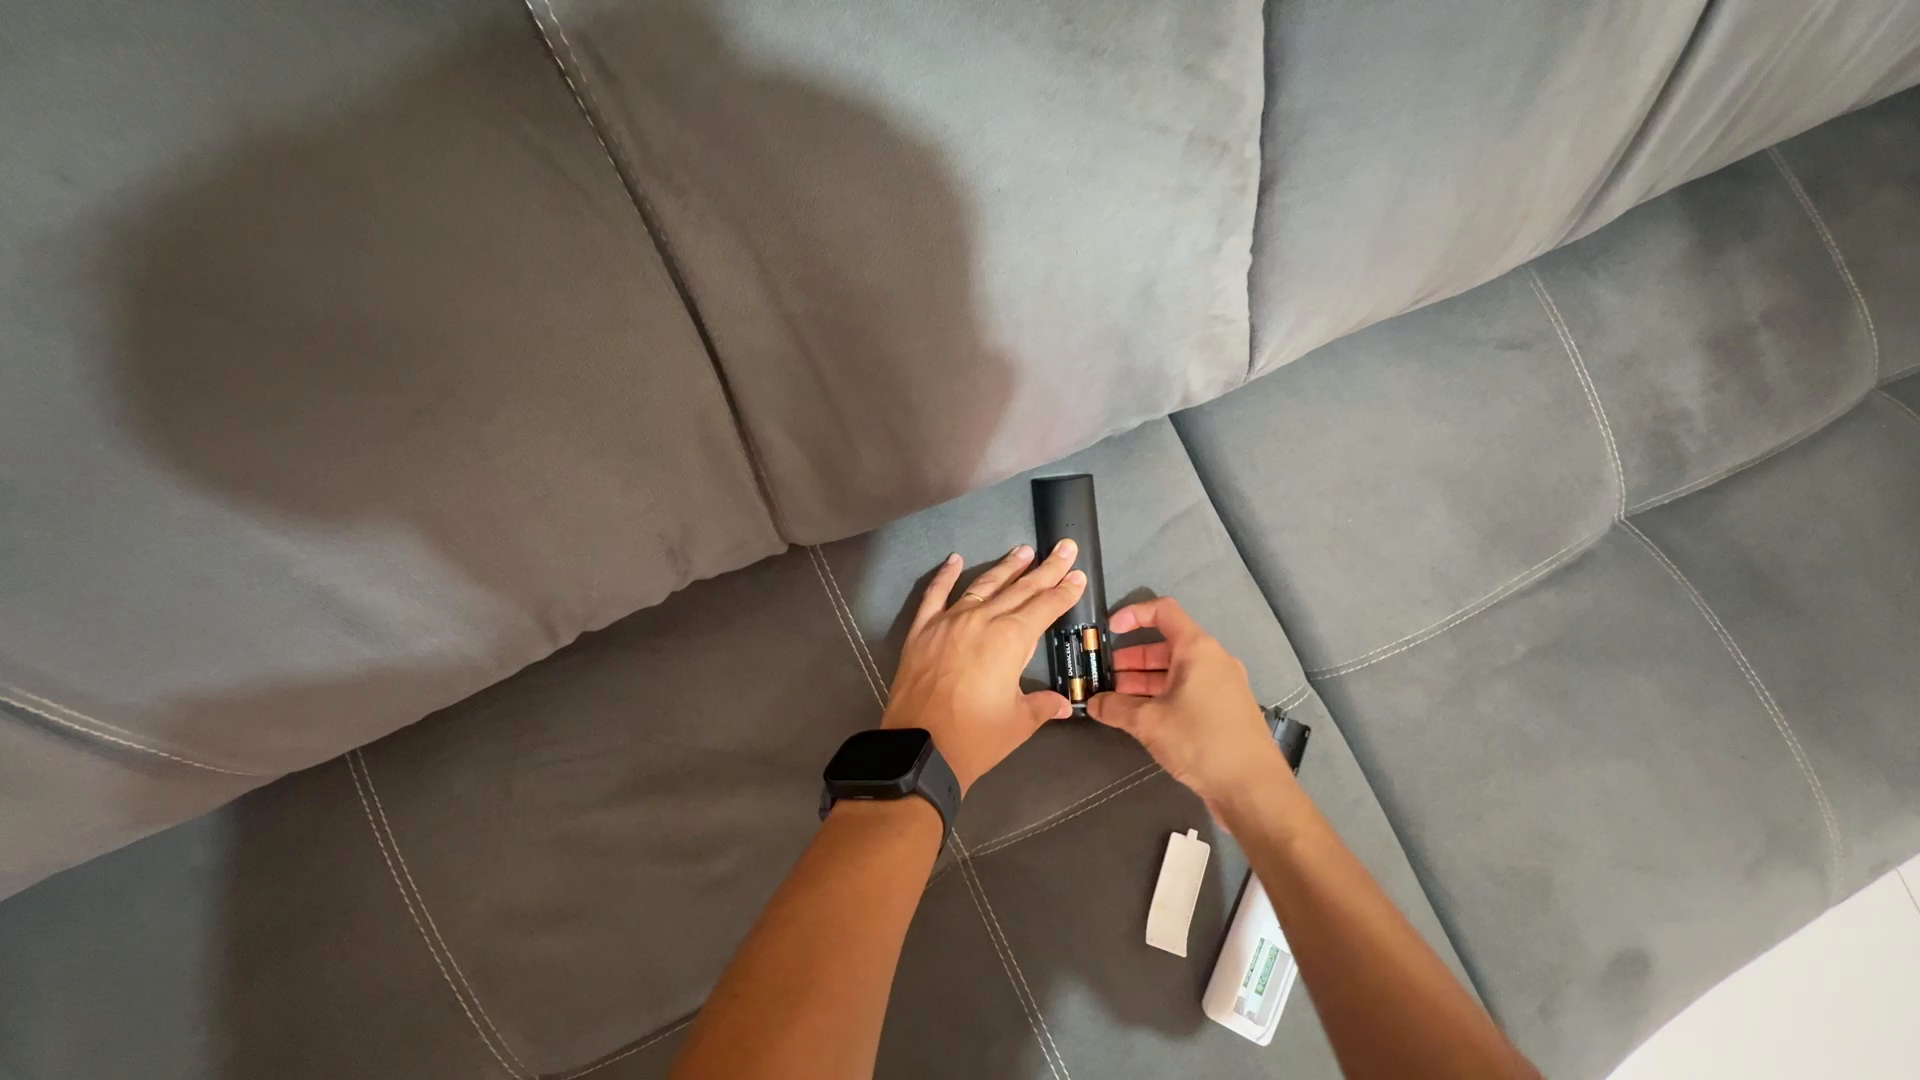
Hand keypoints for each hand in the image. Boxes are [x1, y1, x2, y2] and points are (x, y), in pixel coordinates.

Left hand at [883, 541, 1087, 793]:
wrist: (920, 749)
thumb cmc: (976, 738)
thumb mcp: (1018, 722)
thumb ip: (1042, 705)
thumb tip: (1062, 703)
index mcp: (1010, 639)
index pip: (1045, 607)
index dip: (1064, 591)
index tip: (1077, 575)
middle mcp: (982, 620)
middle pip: (1020, 589)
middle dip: (1045, 569)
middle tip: (1063, 548)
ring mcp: (949, 622)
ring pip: (983, 586)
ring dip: (1006, 568)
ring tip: (1023, 550)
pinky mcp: (923, 631)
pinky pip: (935, 595)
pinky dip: (945, 576)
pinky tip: (955, 560)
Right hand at [1086, 597, 1288, 808]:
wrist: (1253, 788)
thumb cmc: (1201, 741)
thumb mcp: (1149, 722)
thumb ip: (1116, 707)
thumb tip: (1093, 703)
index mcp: (1198, 650)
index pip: (1163, 611)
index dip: (1133, 614)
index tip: (1109, 631)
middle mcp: (1212, 661)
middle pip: (1165, 645)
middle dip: (1131, 658)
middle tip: (1103, 676)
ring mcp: (1221, 686)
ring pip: (1174, 671)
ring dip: (1143, 681)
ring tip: (1114, 699)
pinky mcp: (1223, 710)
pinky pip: (1186, 691)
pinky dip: (1161, 696)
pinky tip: (1139, 717)